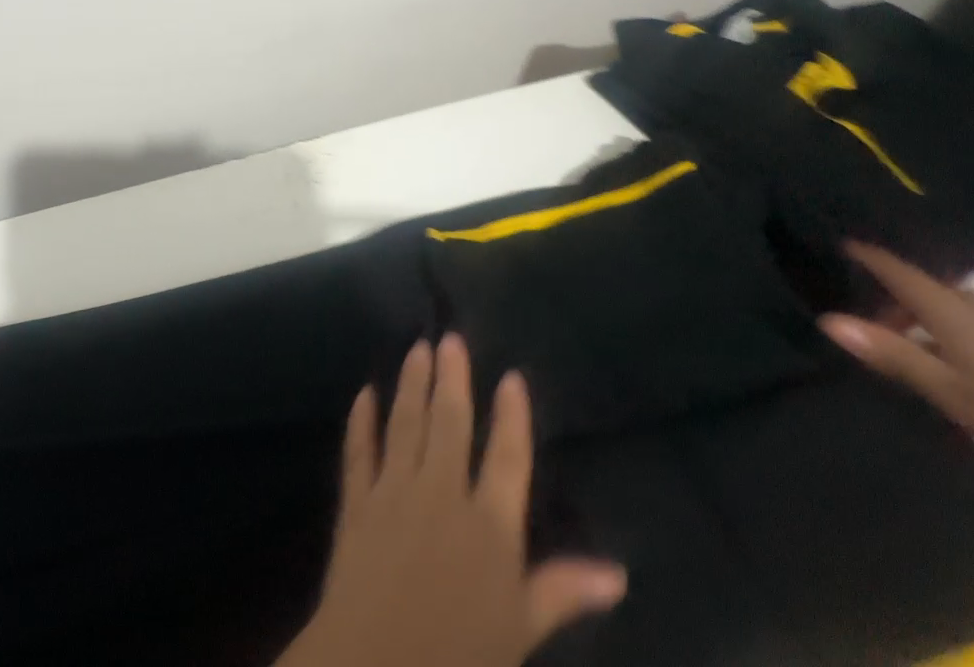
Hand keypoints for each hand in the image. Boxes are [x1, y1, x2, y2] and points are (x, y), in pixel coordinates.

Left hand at [276, 335, 626, 666]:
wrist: (374, 661)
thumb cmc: (457, 653)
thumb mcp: (519, 628)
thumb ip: (560, 591)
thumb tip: (618, 573)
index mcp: (490, 524)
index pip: (508, 457)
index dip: (512, 416)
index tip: (511, 377)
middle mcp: (443, 495)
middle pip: (451, 425)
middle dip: (453, 380)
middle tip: (450, 339)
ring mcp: (394, 493)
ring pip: (406, 426)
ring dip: (411, 386)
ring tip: (416, 350)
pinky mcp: (355, 503)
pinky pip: (358, 452)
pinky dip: (361, 422)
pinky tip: (363, 395)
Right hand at [820, 242, 973, 532]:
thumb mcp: (952, 395)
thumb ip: (894, 356)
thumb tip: (830, 320)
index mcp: (963, 319)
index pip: (908, 277)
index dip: (876, 260)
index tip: (847, 245)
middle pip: (940, 292)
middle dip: (904, 301)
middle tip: (878, 328)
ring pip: (972, 309)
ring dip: (939, 319)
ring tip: (924, 352)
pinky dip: (971, 332)